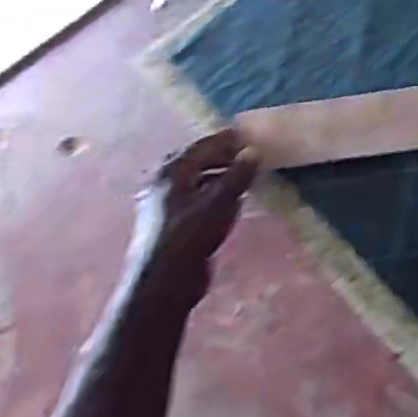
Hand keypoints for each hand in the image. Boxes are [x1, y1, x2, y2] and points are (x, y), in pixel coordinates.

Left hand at [132, 129, 258, 298]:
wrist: (164, 281)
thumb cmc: (191, 235)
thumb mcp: (220, 201)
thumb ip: (238, 174)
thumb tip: (253, 151)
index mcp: (172, 173)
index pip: (201, 146)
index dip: (224, 139)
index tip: (246, 135)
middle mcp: (164, 184)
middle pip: (194, 160)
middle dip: (218, 154)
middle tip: (244, 152)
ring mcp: (164, 204)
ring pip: (194, 179)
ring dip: (216, 173)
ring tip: (241, 173)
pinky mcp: (170, 223)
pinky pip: (194, 196)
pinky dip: (212, 190)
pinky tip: (228, 199)